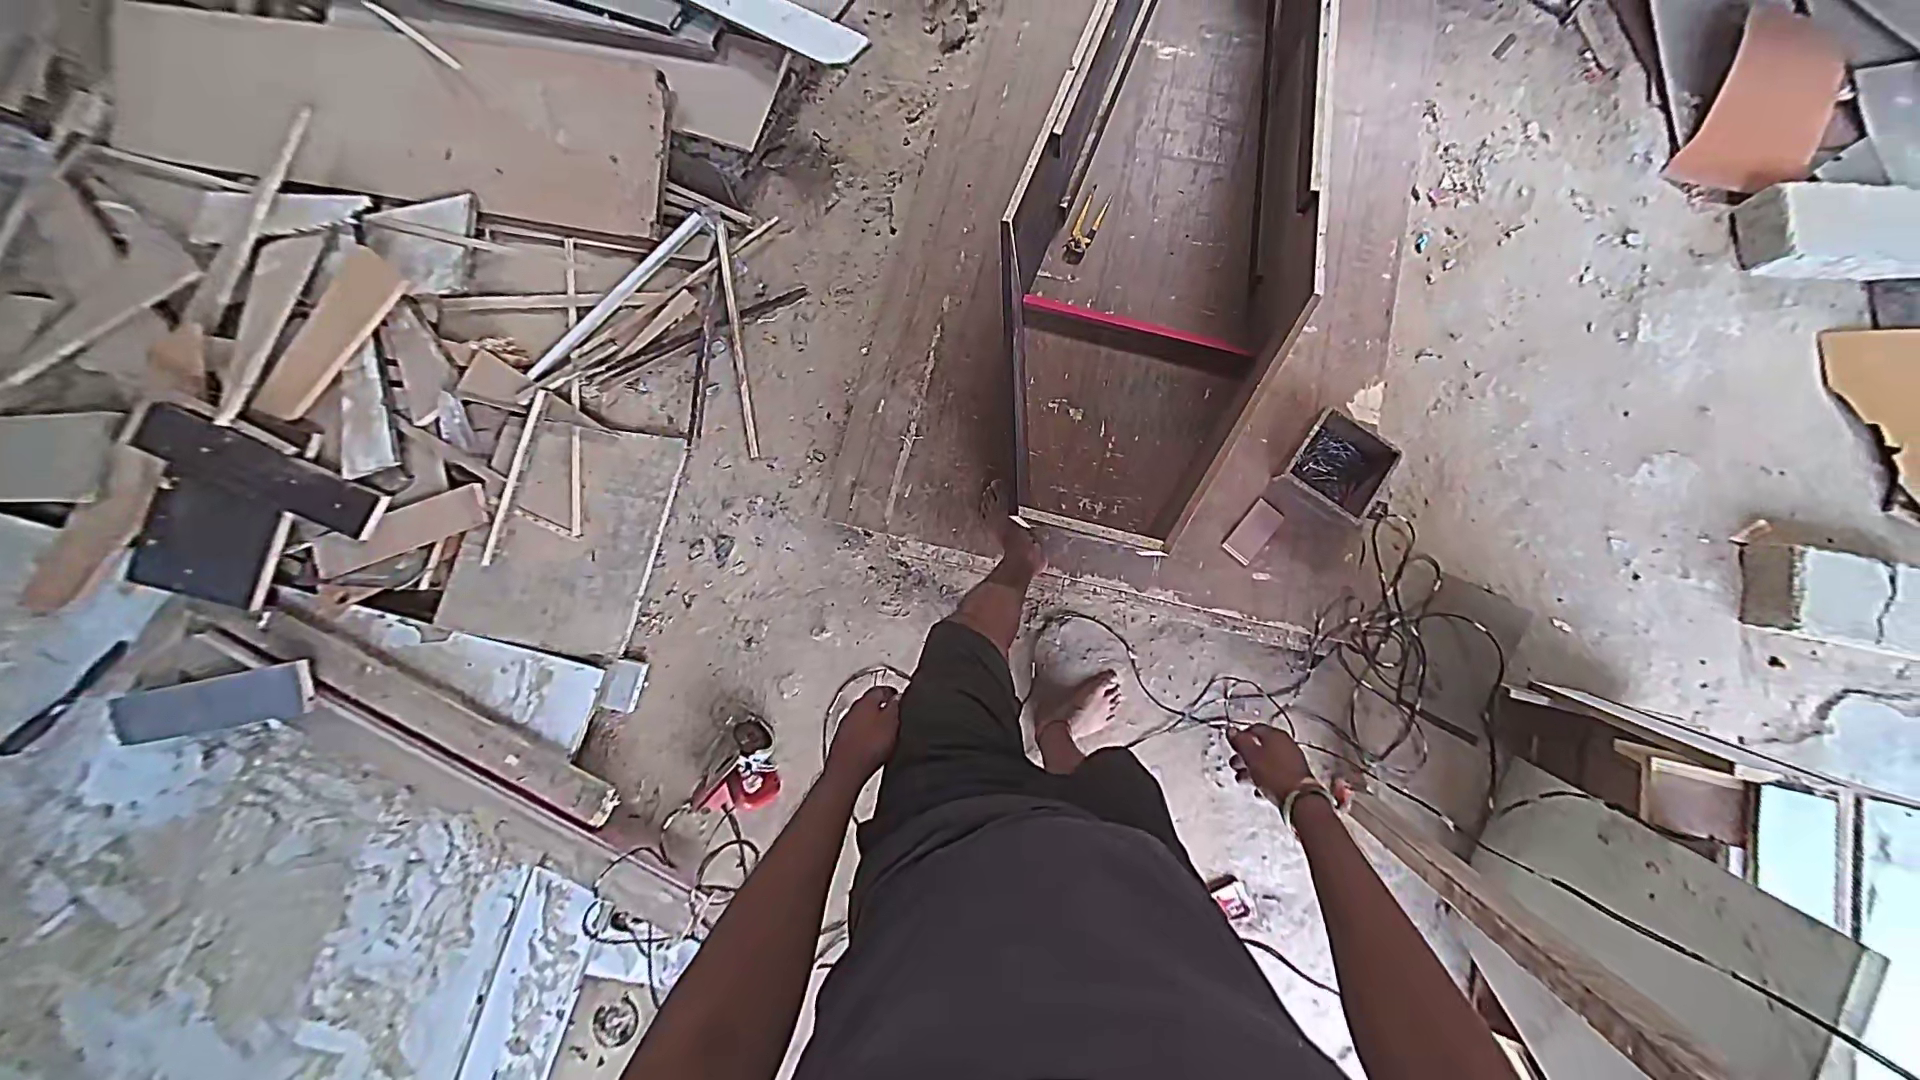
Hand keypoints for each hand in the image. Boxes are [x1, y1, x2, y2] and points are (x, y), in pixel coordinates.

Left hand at [825, 685, 899, 782]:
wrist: (847, 771)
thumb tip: (898, 697)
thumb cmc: (868, 747)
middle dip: (882, 708)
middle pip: (870, 703)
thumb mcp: (892, 723)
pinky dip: (864, 735)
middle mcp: (852, 710)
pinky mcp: (841, 741)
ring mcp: (845, 726)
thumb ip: (896, 706)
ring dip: (872, 722)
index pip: (881, 689)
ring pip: (862, 718)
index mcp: (866, 701)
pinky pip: (856, 733)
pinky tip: (871, 746)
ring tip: (885, 733)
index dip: (893, 693)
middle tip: (894, 716)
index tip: (900, 698)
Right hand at [1227, 724, 1314, 800]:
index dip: (1240, 737)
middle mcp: (1286, 745)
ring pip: (1267, 762)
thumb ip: (1239, 741)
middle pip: (1260, 747)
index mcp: (1275, 735)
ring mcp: (1293, 762)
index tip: (1232, 745)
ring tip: (1243, 780)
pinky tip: (1259, 789)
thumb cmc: (1274, 774)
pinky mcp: (1296, 777)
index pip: (1253, 729)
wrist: (1300, 799)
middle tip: (1235, 764)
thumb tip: (1231, 731)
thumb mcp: (1250, 756)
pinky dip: (1266, 779)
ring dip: (1253, 770)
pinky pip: (1276, 774)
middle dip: (1245, 756)